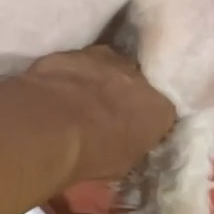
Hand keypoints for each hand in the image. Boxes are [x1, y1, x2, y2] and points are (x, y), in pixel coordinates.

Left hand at [19, 47, 176, 183]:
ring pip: (108, 65)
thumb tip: (125, 141)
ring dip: (99, 77)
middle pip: (136, 82)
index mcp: (159, 108)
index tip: (132, 127)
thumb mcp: (123, 162)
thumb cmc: (92, 154)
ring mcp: (105, 58)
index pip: (160, 112)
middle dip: (124, 92)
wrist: (53, 125)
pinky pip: (79, 61)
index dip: (144, 119)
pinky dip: (73, 72)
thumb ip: (132, 143)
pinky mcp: (74, 51)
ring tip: (82, 95)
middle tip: (106, 109)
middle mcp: (138, 77)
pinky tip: (60, 85)